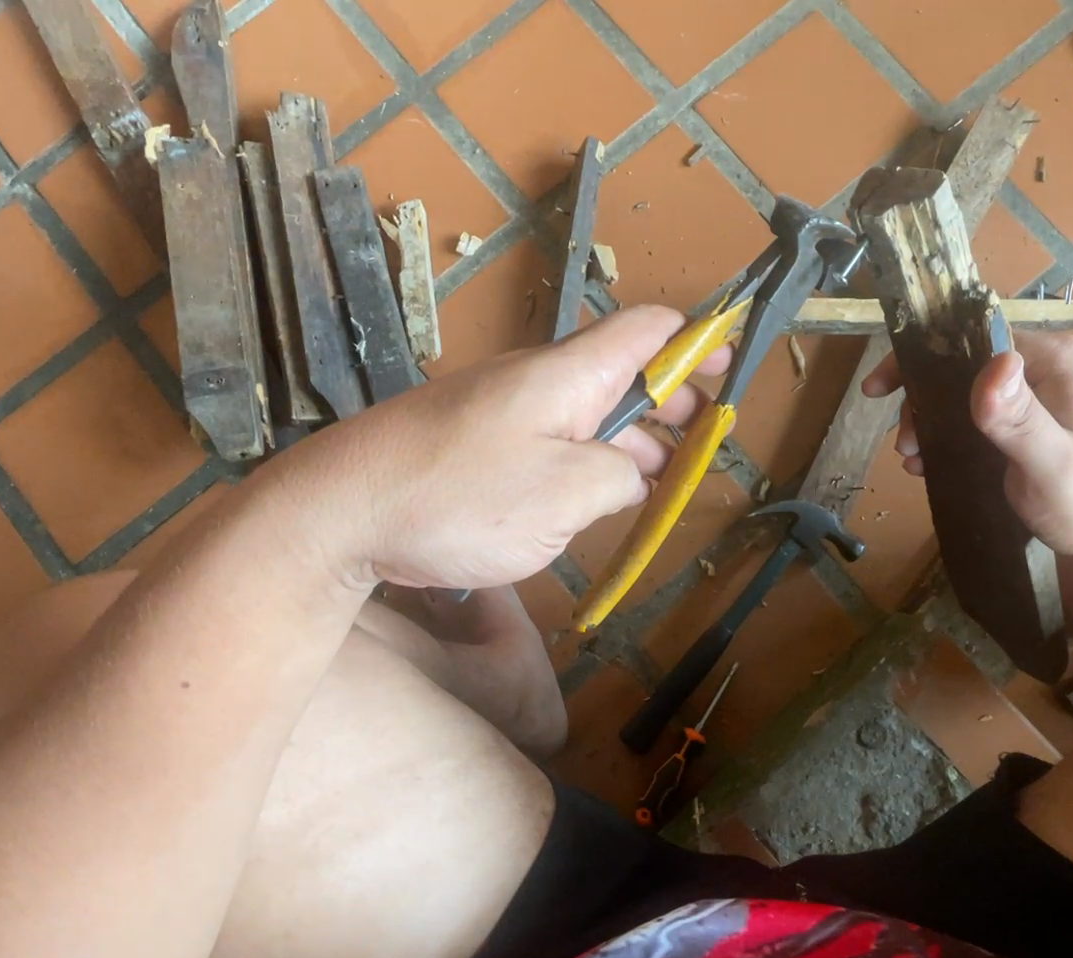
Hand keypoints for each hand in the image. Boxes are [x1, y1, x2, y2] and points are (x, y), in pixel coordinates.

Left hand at [270, 307, 728, 590]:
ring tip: (662, 479)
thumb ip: (621, 475)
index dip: (697, 340)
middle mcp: (538, 383)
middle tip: (702, 441)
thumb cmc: (460, 498)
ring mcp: (503, 414)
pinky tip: (596, 498)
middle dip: (672, 403)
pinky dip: (588, 463)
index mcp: (569, 376)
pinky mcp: (477, 447)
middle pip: (623, 374)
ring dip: (631, 441)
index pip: (648, 331)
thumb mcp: (566, 494)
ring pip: (587, 415)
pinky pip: (550, 443)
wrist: (342, 511)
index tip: (731, 362)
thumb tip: (633, 469)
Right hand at [863, 331, 1072, 557]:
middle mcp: (1040, 368)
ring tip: (912, 460)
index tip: (881, 390)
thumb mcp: (1054, 463)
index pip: (973, 339)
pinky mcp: (1022, 424)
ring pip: (959, 394)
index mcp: (1052, 361)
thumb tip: (992, 366)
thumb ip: (1022, 419)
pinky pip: (970, 419)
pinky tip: (926, 465)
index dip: (923, 360)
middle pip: (960, 366)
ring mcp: (1031, 397)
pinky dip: (942, 439)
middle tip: (903, 444)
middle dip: (920, 401)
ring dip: (927, 424)